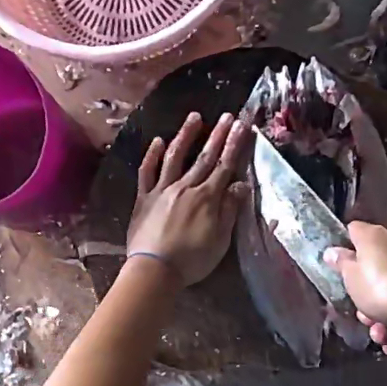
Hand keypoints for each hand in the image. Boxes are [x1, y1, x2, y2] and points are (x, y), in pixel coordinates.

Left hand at [125, 111, 252, 285]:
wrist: (154, 269)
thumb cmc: (192, 259)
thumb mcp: (220, 239)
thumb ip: (229, 209)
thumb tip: (240, 183)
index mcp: (208, 198)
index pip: (225, 165)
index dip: (235, 144)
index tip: (243, 125)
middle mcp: (186, 187)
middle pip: (204, 157)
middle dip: (218, 135)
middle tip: (228, 116)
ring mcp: (162, 190)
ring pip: (175, 157)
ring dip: (186, 136)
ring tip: (195, 117)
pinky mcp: (144, 198)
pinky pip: (147, 172)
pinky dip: (152, 156)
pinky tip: (158, 141)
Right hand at [325, 222, 386, 344]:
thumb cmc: (383, 287)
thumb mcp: (352, 278)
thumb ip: (341, 264)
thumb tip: (332, 251)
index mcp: (373, 238)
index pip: (353, 231)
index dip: (343, 245)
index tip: (336, 264)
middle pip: (371, 267)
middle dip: (363, 294)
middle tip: (361, 313)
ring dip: (380, 315)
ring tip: (380, 335)